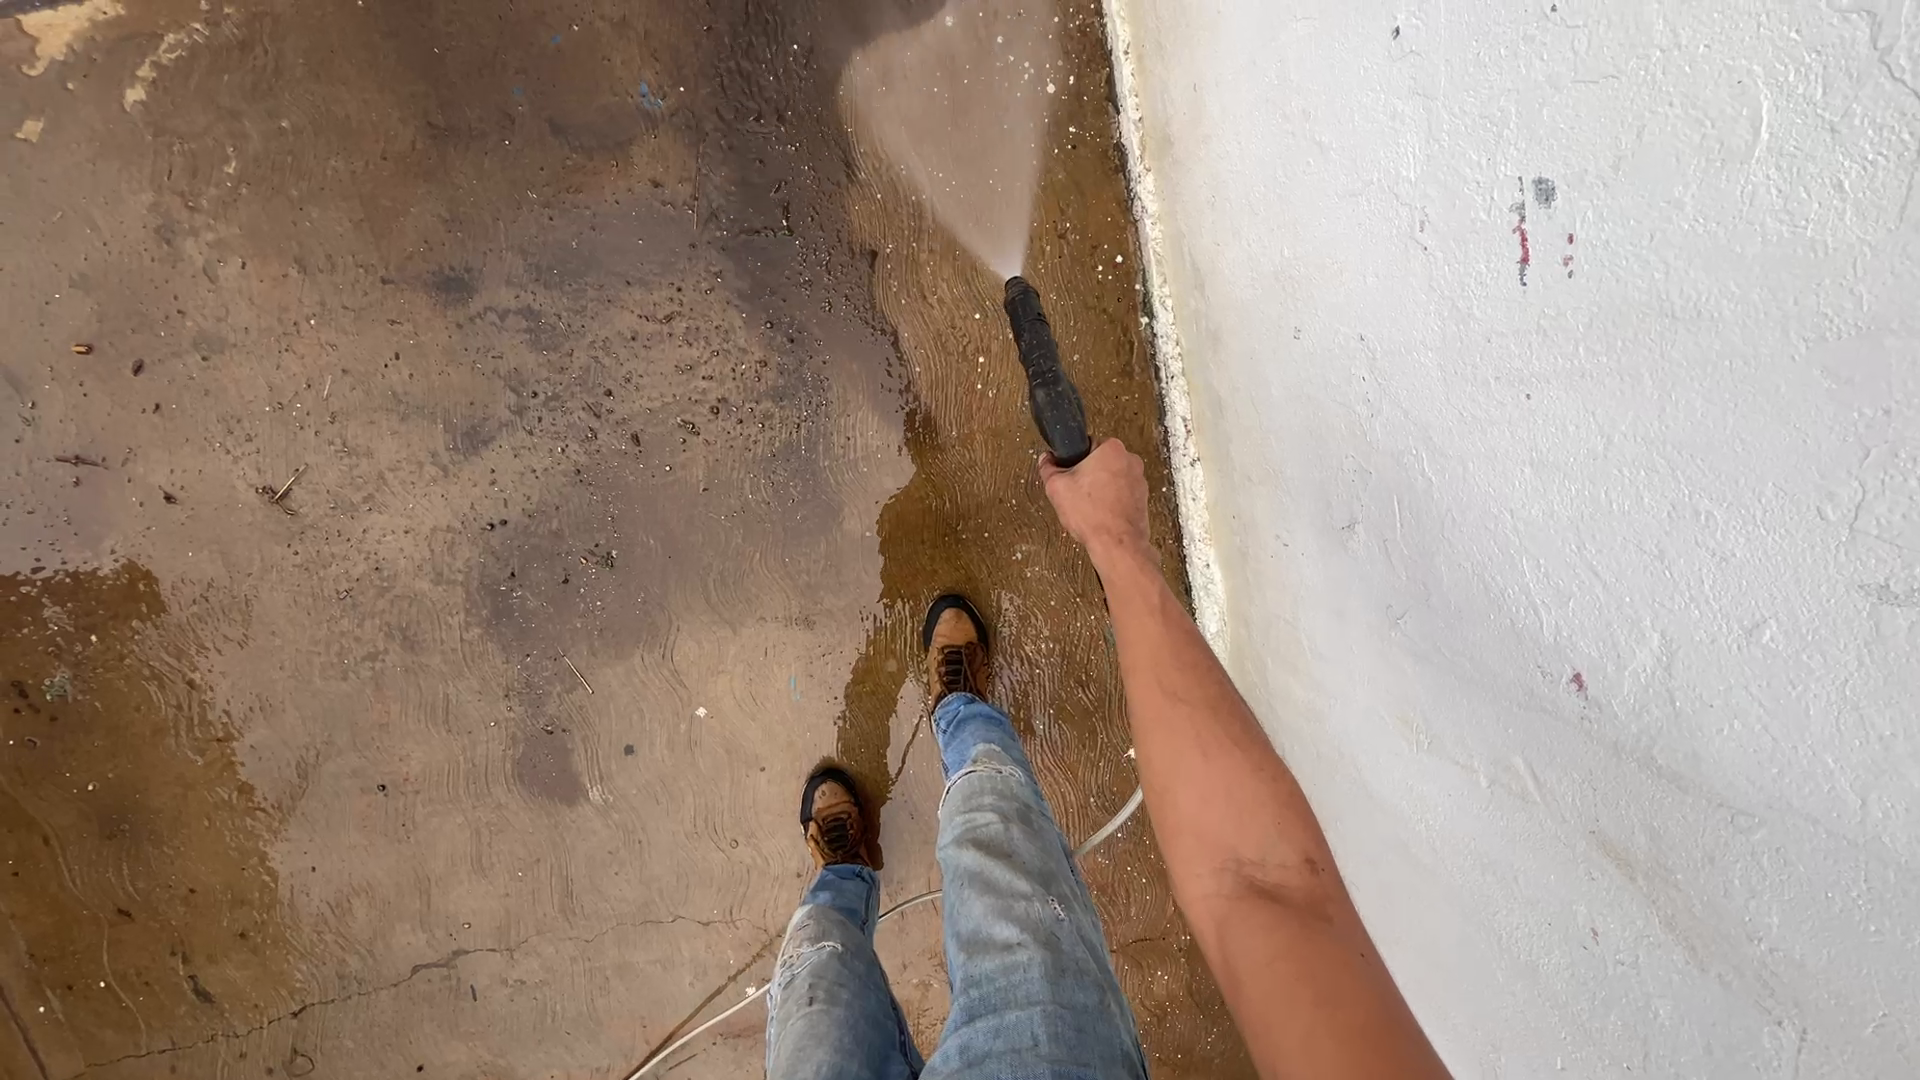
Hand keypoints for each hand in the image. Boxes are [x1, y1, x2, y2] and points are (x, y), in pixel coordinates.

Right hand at [1039, 438, 1151, 566]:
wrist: (1116, 543)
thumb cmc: (1093, 515)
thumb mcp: (1056, 487)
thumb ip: (1048, 468)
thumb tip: (1046, 461)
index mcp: (1111, 448)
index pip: (1086, 445)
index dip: (1073, 461)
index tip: (1068, 472)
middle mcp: (1130, 460)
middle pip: (1100, 462)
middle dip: (1087, 475)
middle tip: (1076, 492)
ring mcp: (1139, 480)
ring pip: (1111, 478)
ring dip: (1099, 489)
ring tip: (1088, 506)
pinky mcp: (1142, 499)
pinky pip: (1121, 495)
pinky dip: (1110, 502)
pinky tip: (1099, 514)